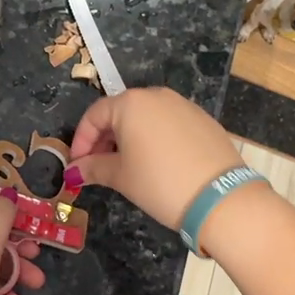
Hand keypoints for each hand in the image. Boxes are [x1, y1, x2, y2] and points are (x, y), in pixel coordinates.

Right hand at [68, 87, 245, 230]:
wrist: (221, 199)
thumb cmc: (160, 183)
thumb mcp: (121, 177)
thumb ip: (93, 168)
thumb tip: (73, 172)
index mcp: (131, 103)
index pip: (94, 115)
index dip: (81, 141)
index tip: (77, 165)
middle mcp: (156, 96)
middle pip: (120, 113)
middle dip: (105, 139)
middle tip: (98, 167)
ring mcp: (183, 105)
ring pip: (146, 118)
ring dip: (130, 139)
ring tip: (127, 167)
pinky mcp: (203, 120)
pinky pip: (169, 125)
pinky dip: (155, 139)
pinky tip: (158, 165)